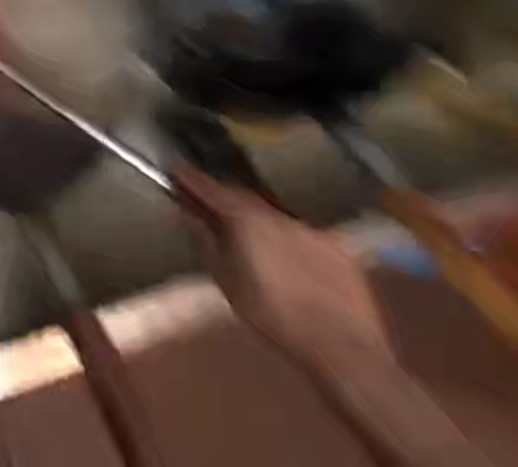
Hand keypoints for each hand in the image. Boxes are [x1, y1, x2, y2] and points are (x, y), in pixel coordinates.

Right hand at [172, 163, 395, 371]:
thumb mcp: (225, 279)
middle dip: (221, 196)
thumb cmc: (271, 315)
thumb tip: (188, 213)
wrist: (342, 347)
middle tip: (205, 202)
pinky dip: (283, 235)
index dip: (189, 178)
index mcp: (245, 218)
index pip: (210, 188)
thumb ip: (204, 240)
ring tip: (242, 230)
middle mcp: (276, 214)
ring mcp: (310, 229)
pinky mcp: (336, 248)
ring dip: (253, 216)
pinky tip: (283, 256)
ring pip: (271, 213)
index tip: (175, 170)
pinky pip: (299, 232)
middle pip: (241, 196)